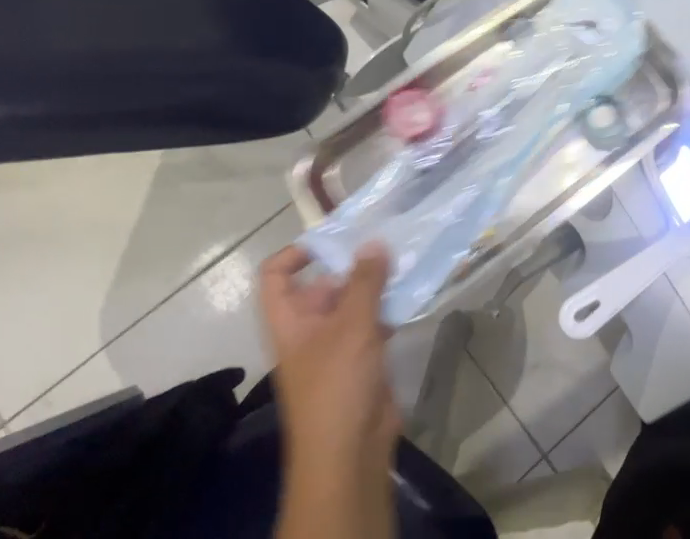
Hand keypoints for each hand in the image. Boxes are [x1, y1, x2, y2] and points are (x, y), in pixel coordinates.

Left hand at [260, 243, 399, 473]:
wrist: (348, 450)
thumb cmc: (337, 384)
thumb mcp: (351, 326)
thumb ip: (365, 282)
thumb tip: (374, 243)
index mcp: (289, 321)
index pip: (277, 275)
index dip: (298, 252)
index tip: (336, 238)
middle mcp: (308, 329)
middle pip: (323, 285)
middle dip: (353, 265)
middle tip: (390, 242)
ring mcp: (336, 346)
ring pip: (353, 303)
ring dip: (376, 285)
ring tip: (407, 262)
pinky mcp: (362, 360)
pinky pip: (373, 324)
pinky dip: (390, 309)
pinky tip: (413, 296)